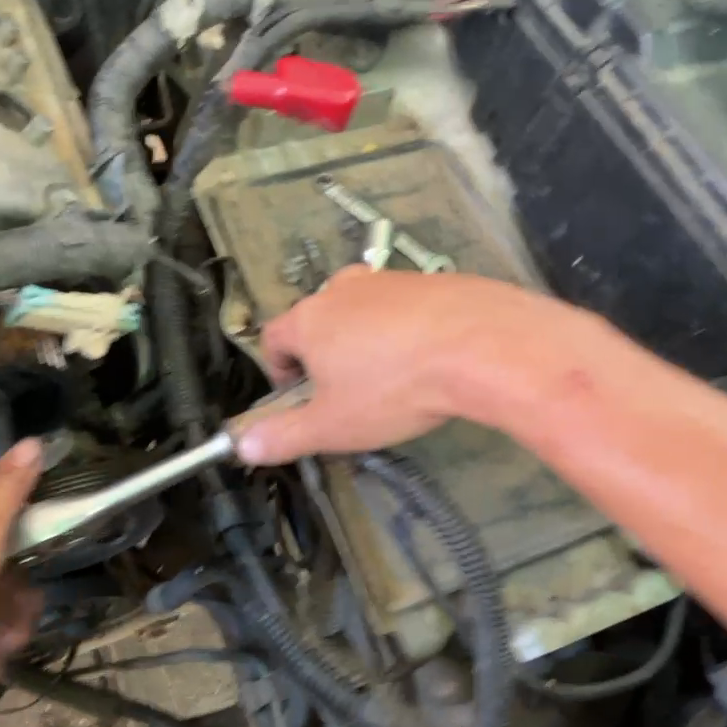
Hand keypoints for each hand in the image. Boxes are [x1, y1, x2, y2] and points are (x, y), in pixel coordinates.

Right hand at [236, 267, 572, 464]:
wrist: (482, 345)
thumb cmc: (395, 387)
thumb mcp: (333, 425)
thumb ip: (284, 436)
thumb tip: (244, 445)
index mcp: (309, 320)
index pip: (273, 338)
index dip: (278, 368)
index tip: (297, 394)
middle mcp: (341, 290)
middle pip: (317, 320)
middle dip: (323, 352)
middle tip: (345, 389)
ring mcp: (387, 281)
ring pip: (361, 310)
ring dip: (364, 338)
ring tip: (391, 376)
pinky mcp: (429, 280)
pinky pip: (403, 307)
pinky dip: (405, 328)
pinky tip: (429, 358)